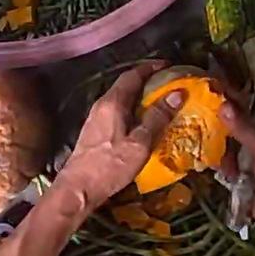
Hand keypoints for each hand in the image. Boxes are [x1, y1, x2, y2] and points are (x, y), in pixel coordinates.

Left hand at [45, 62, 182, 225]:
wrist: (77, 190)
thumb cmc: (110, 166)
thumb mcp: (140, 143)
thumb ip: (158, 117)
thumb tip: (177, 93)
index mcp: (113, 102)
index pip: (132, 75)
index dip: (150, 68)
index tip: (168, 66)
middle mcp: (102, 105)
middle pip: (126, 85)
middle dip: (147, 81)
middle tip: (168, 84)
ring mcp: (95, 118)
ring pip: (121, 98)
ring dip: (139, 96)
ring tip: (159, 102)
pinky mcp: (94, 131)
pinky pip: (117, 111)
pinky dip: (132, 109)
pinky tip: (142, 122)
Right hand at [220, 103, 254, 250]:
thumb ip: (243, 128)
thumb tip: (223, 105)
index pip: (247, 109)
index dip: (230, 102)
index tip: (210, 93)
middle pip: (234, 128)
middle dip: (219, 127)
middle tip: (197, 120)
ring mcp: (250, 159)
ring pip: (228, 147)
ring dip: (219, 149)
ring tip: (206, 147)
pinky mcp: (242, 176)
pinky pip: (227, 165)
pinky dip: (221, 166)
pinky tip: (214, 166)